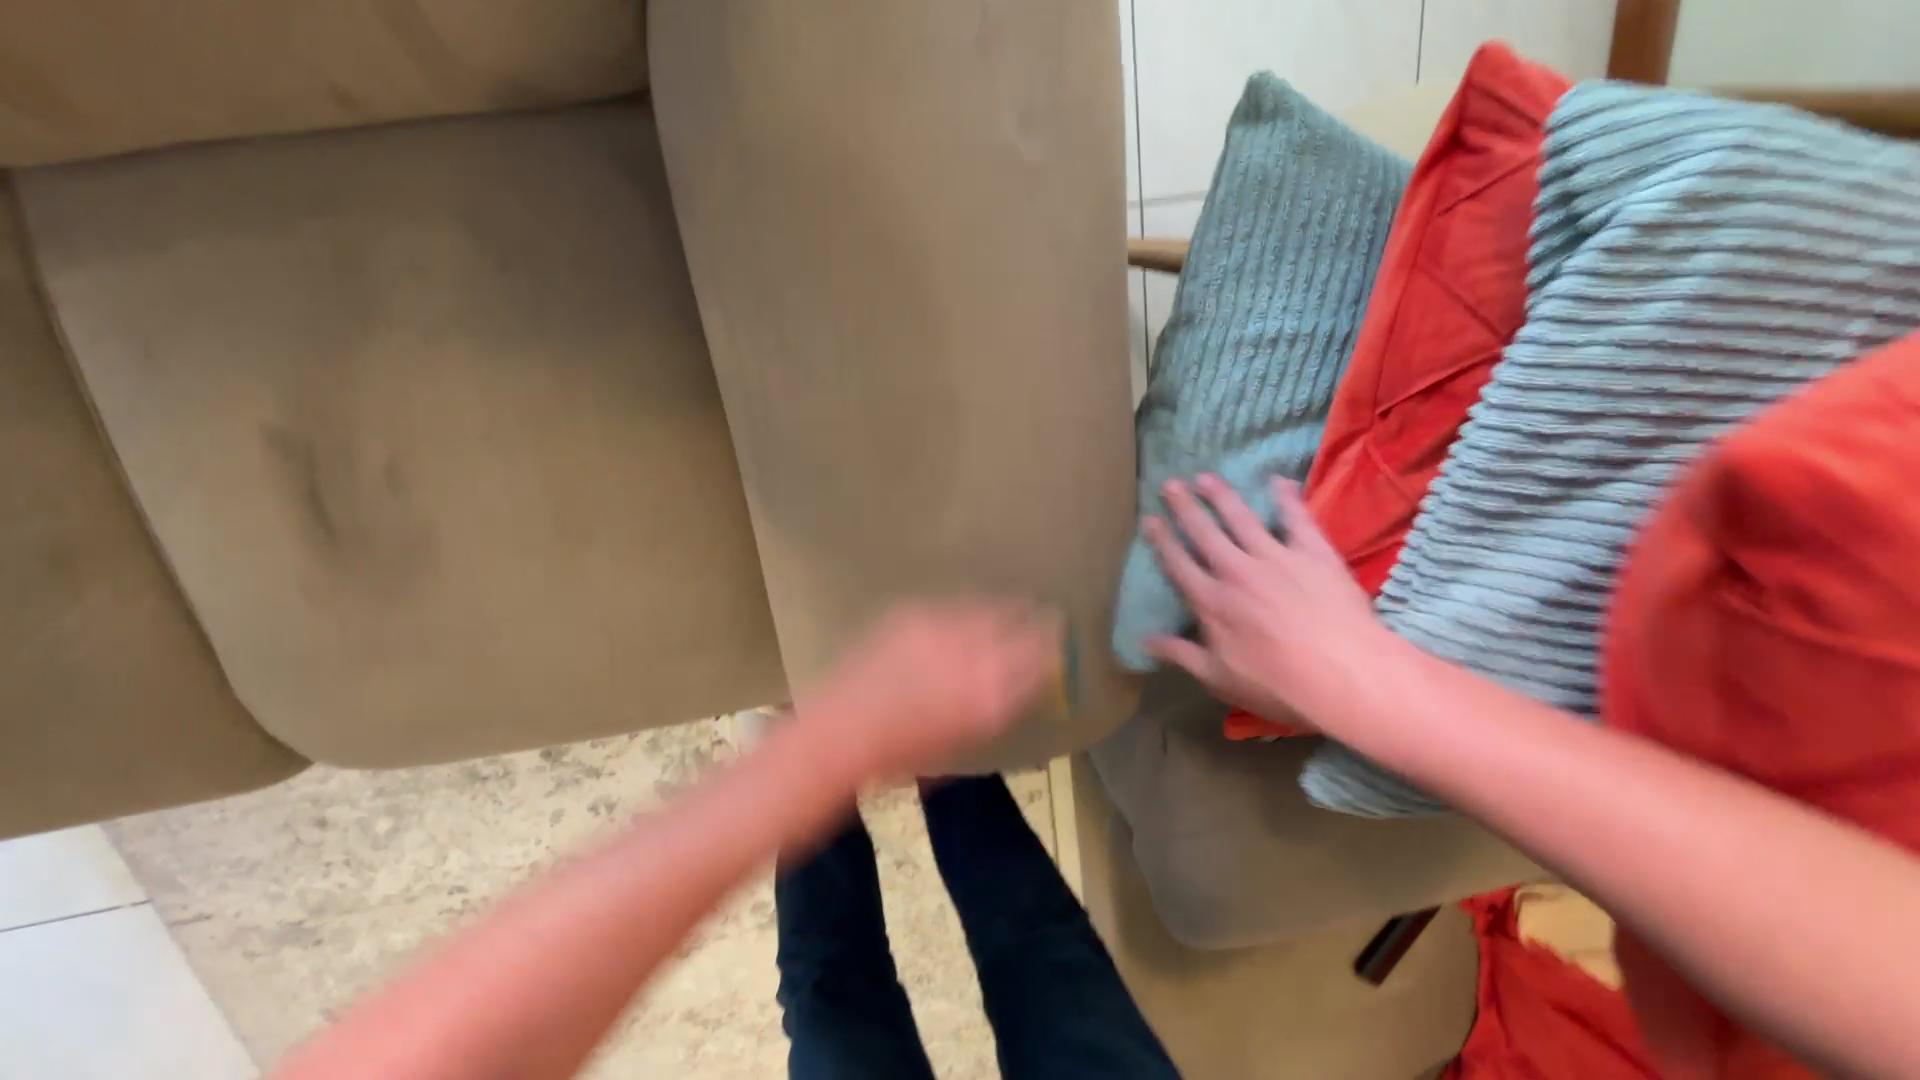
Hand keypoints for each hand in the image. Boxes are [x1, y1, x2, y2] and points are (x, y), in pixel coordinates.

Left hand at [797, 600, 1061, 781]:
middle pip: (1020, 622)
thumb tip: (1018, 689)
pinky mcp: (911, 613)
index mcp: (991, 694)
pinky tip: (967, 612)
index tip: (1060, 646)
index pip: (1040, 658)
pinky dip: (965, 608)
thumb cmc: (902, 758)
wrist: (839, 736)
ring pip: (988, 605)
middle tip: (1047, 620)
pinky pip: (952, 603)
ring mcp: (940, 628)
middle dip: (1036, 621)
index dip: (1053, 649)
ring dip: (1003, 609)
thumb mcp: (963, 742)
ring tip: (1013, 609)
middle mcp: (971, 654)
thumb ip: (996, 710)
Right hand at [1143, 474, 1392, 731]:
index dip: (1162, 541)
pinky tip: (1277, 481)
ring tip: (1206, 477)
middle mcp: (1237, 571)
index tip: (1150, 519)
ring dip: (1222, 496)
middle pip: (1204, 532)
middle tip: (1171, 484)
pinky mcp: (1314, 553)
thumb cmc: (1278, 685)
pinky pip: (1297, 519)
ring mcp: (1276, 558)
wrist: (1344, 674)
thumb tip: (1145, 641)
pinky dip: (1286, 498)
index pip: (1179, 564)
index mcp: (1212, 602)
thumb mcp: (1219, 678)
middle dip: (1185, 507)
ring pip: (1242, 518)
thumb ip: (1181, 655)